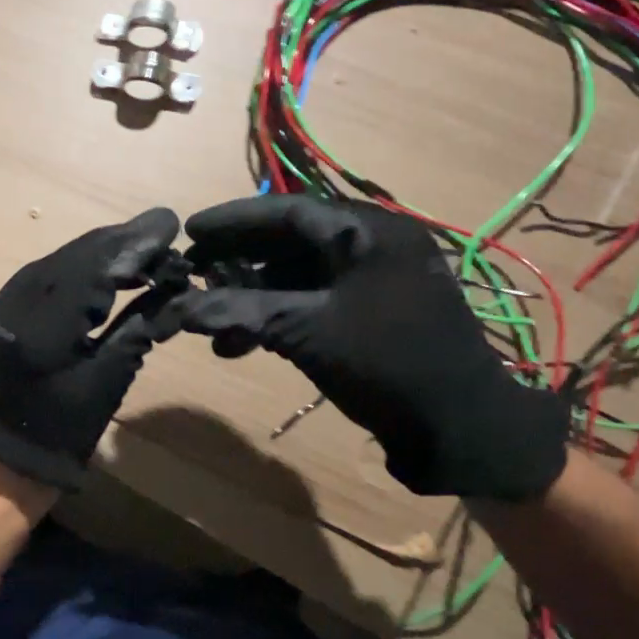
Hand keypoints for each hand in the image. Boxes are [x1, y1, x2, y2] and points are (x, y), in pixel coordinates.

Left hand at [0, 208, 184, 489]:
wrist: (5, 460)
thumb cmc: (63, 432)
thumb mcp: (109, 380)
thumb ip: (139, 327)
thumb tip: (175, 288)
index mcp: (41, 328)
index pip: (91, 268)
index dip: (132, 244)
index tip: (168, 224)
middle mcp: (14, 306)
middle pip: (72, 257)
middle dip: (119, 243)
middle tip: (162, 234)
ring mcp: (1, 306)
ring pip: (57, 262)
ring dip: (99, 253)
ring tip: (142, 252)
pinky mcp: (1, 312)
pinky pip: (43, 277)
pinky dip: (77, 269)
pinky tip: (106, 271)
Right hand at [171, 195, 567, 500]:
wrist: (460, 427)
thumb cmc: (385, 362)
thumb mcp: (305, 331)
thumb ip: (240, 312)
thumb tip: (178, 310)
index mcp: (369, 233)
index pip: (288, 211)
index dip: (233, 220)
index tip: (190, 229)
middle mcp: (374, 247)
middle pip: (290, 242)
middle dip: (238, 261)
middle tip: (194, 273)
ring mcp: (375, 283)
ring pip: (298, 278)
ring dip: (252, 298)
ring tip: (212, 324)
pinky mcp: (373, 316)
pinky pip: (313, 303)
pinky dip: (277, 319)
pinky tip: (243, 345)